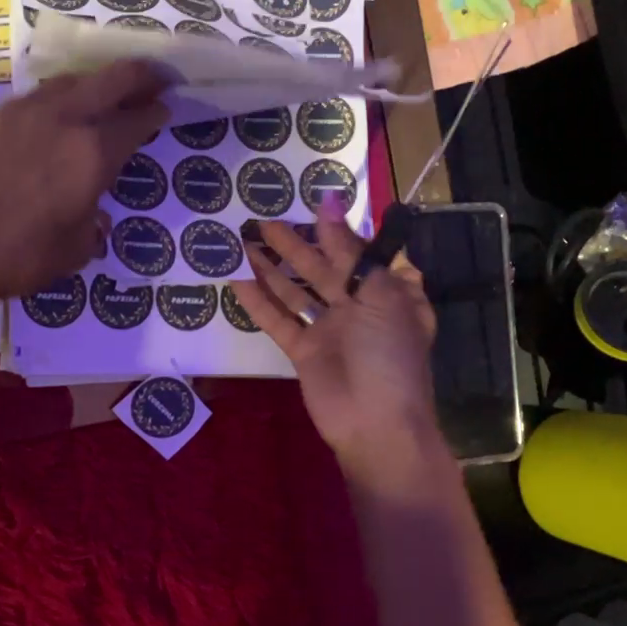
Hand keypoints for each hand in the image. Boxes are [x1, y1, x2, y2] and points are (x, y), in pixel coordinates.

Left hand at [0, 62, 168, 332]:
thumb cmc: (23, 257)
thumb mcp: (78, 248)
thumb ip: (95, 220)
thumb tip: (94, 211)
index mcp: (94, 153)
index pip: (137, 119)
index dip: (155, 112)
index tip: (165, 108)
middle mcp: (63, 120)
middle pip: (112, 79)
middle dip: (139, 76)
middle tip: (153, 78)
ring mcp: (23, 112)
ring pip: (70, 81)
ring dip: (94, 84)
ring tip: (103, 94)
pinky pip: (33, 98)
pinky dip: (54, 101)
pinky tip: (53, 117)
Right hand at [230, 202, 439, 467]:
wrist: (376, 425)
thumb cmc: (388, 354)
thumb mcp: (377, 294)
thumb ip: (347, 249)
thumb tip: (327, 200)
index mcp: (390, 291)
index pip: (362, 252)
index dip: (338, 229)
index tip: (310, 203)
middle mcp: (360, 306)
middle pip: (323, 267)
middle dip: (295, 244)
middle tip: (262, 218)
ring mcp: (330, 330)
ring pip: (297, 291)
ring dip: (272, 267)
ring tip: (243, 240)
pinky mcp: (305, 351)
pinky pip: (279, 320)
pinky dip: (259, 301)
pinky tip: (237, 278)